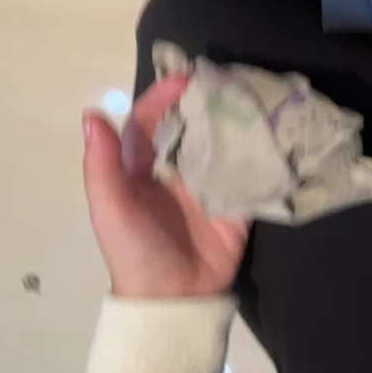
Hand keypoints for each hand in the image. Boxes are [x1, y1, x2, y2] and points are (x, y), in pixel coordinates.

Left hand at [82, 76, 250, 298]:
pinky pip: (254, 163)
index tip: (189, 77)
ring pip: (225, 136)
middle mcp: (178, 165)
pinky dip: (264, 144)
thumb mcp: (110, 209)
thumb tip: (93, 113)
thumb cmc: (136, 250)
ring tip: (257, 94)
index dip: (165, 96)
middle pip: (193, 122)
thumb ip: (102, 165)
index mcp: (142, 166)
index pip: (152, 121)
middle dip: (208, 98)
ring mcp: (212, 178)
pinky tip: (277, 125)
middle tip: (232, 78)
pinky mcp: (242, 192)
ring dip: (239, 115)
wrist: (177, 296)